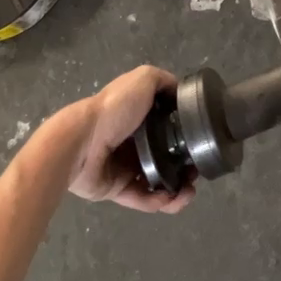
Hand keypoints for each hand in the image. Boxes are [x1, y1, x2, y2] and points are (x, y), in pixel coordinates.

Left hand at [53, 66, 195, 213]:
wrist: (81, 143)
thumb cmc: (115, 109)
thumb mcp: (144, 78)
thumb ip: (164, 81)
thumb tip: (180, 93)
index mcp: (139, 116)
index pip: (168, 127)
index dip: (185, 135)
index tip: (199, 143)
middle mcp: (133, 141)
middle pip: (165, 156)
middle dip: (184, 166)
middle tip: (195, 173)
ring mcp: (125, 166)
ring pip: (157, 181)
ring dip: (176, 189)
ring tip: (187, 193)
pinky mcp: (116, 189)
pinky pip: (142, 198)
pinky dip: (159, 201)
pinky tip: (171, 199)